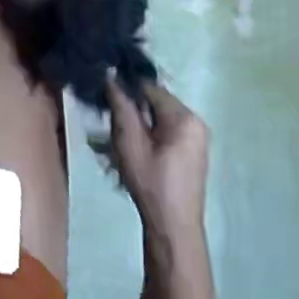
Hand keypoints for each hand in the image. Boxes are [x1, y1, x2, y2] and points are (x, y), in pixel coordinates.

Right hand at [107, 75, 209, 235]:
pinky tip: (133, 146)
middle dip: (130, 107)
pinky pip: (165, 127)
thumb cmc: (150, 181)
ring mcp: (196, 136)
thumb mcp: (129, 141)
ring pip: (158, 114)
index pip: (148, 86)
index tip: (102, 98)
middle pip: (154, 100)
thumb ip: (121, 105)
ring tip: (118, 137)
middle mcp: (195, 121)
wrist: (173, 223)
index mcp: (184, 117)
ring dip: (136, 120)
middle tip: (109, 123)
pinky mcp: (192, 148)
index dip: (124, 88)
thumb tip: (111, 75)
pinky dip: (147, 131)